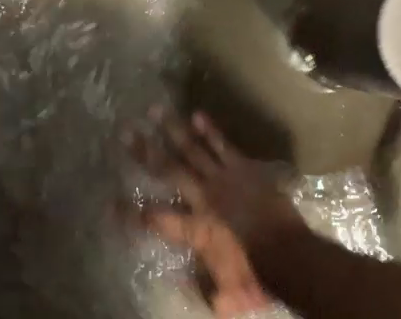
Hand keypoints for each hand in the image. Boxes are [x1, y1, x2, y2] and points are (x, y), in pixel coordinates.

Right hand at [136, 112, 308, 316]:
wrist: (290, 255)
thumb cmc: (255, 276)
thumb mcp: (222, 290)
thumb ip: (200, 280)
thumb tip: (184, 281)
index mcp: (194, 229)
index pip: (155, 219)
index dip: (129, 212)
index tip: (110, 202)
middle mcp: (203, 198)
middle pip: (167, 170)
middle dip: (144, 150)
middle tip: (125, 130)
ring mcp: (223, 179)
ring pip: (192, 149)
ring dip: (173, 129)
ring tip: (155, 109)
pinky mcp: (244, 169)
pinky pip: (223, 145)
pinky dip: (209, 130)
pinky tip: (196, 114)